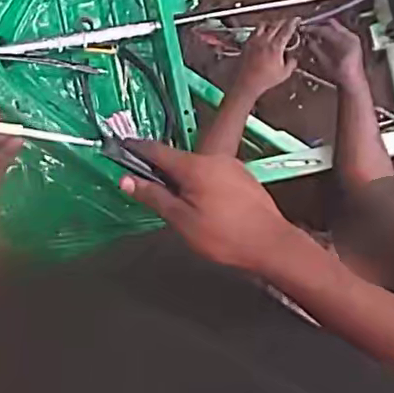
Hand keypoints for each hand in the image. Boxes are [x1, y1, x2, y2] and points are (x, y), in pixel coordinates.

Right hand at [117, 142, 314, 277]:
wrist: (273, 245)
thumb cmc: (224, 236)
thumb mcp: (181, 220)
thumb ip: (154, 196)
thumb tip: (126, 179)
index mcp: (194, 166)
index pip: (156, 150)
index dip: (136, 149)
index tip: (121, 148)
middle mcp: (213, 158)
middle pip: (177, 158)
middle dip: (160, 169)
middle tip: (146, 185)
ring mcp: (231, 167)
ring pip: (196, 167)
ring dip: (182, 178)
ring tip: (176, 202)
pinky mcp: (243, 178)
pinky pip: (213, 174)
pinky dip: (200, 183)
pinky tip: (203, 205)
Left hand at [234, 18, 298, 95]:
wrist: (247, 83)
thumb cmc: (265, 79)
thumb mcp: (284, 73)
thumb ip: (291, 63)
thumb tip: (293, 58)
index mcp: (275, 46)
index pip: (286, 29)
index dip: (293, 23)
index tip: (297, 20)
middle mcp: (264, 41)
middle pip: (275, 24)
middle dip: (283, 21)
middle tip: (288, 21)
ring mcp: (254, 41)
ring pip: (263, 25)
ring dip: (271, 23)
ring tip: (275, 25)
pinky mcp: (246, 44)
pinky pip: (254, 31)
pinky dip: (260, 29)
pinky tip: (262, 32)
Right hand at [303, 20, 367, 85]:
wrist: (353, 82)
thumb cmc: (338, 74)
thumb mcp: (324, 62)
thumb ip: (315, 48)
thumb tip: (307, 39)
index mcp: (344, 41)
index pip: (325, 29)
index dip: (312, 29)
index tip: (303, 29)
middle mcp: (350, 36)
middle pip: (332, 24)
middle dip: (318, 25)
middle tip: (307, 28)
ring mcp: (353, 38)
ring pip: (336, 27)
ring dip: (324, 28)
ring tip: (313, 33)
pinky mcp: (353, 41)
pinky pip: (339, 32)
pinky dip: (330, 33)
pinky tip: (322, 38)